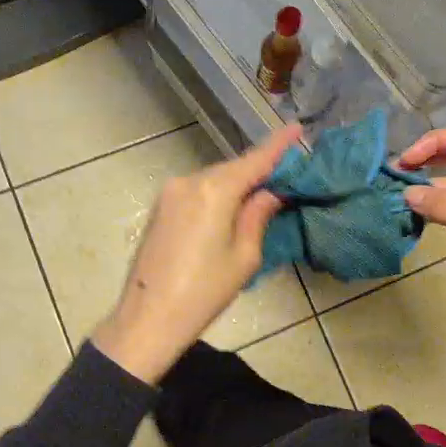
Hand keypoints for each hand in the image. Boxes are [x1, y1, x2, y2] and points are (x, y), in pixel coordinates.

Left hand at [91, 124, 302, 383]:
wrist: (147, 320)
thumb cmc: (204, 293)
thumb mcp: (245, 257)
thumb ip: (259, 215)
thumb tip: (271, 192)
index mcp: (214, 190)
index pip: (255, 159)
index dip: (278, 144)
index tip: (298, 127)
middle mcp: (190, 181)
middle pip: (234, 168)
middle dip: (259, 170)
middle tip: (288, 178)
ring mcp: (170, 193)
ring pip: (215, 179)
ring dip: (238, 185)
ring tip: (263, 198)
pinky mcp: (160, 208)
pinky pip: (198, 191)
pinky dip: (218, 195)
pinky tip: (232, 210)